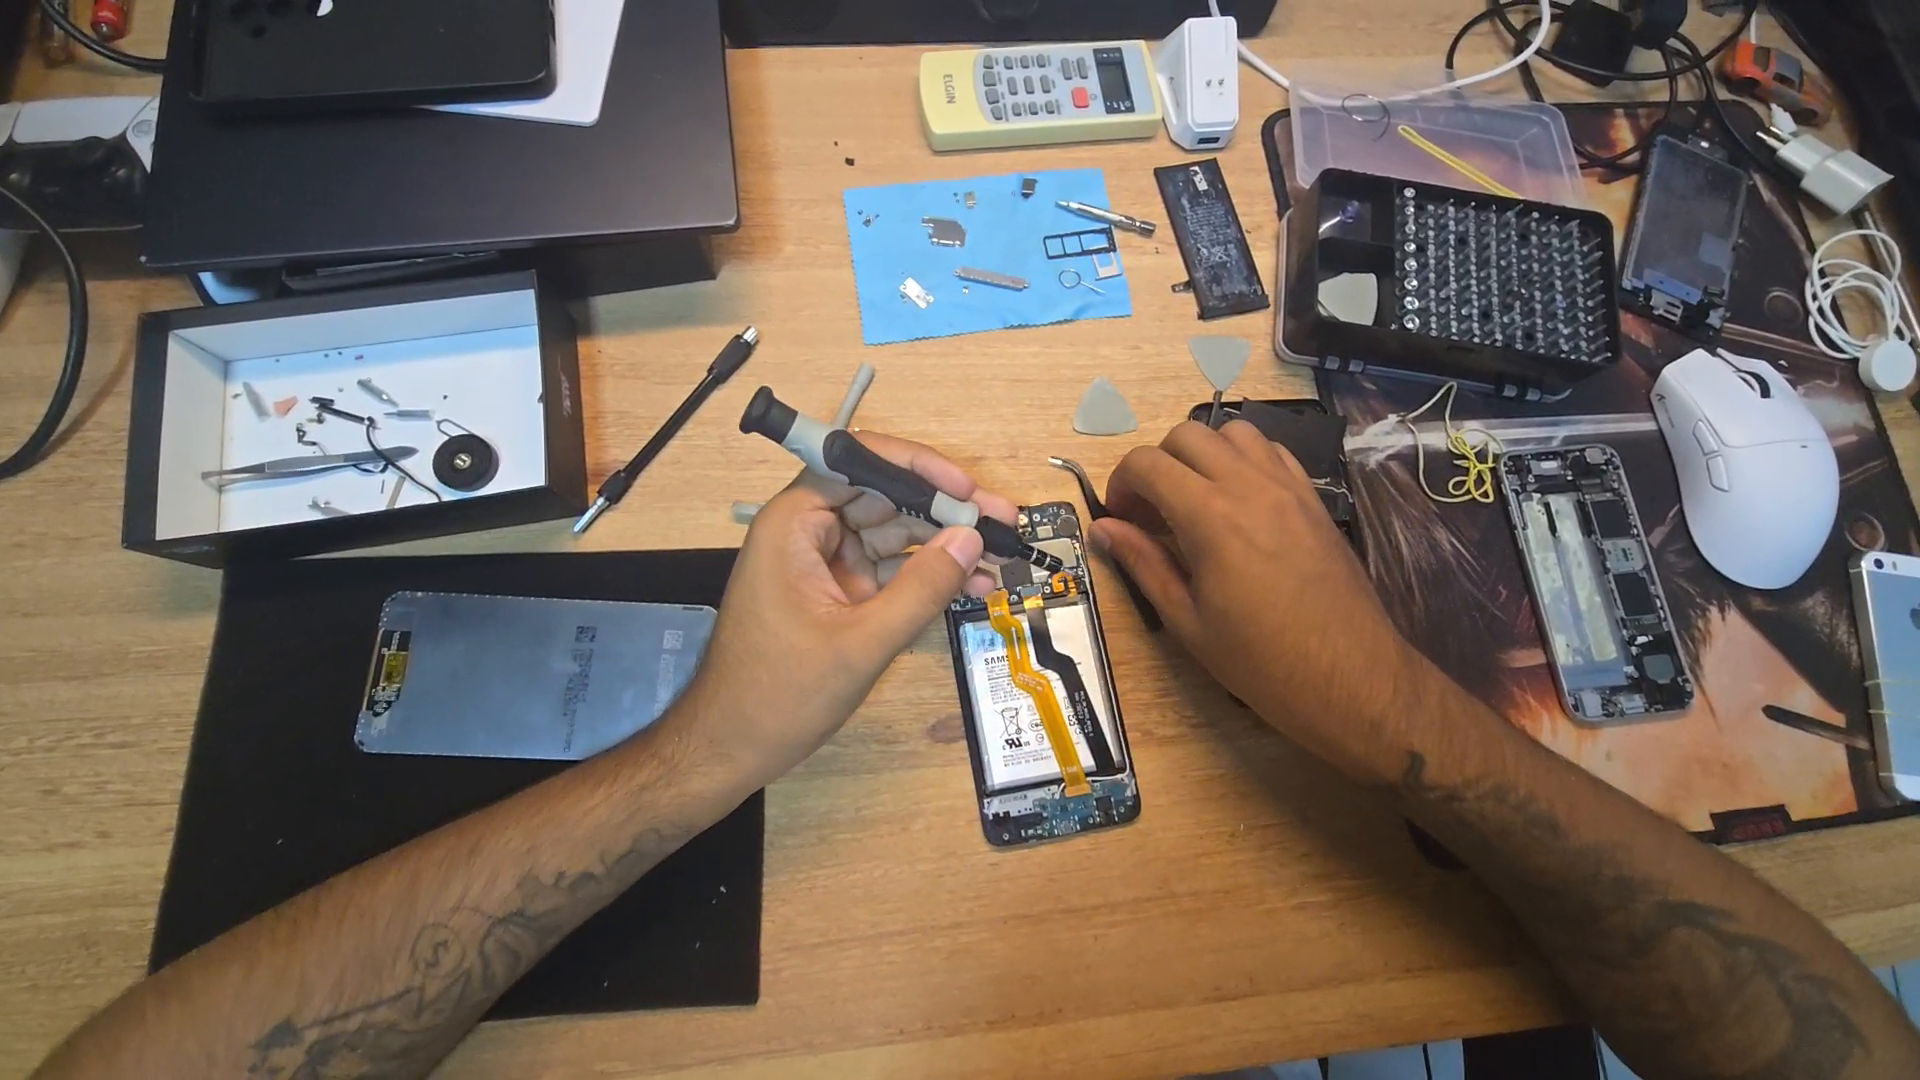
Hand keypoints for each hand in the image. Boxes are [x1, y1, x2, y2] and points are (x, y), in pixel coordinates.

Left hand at [676, 431, 1015, 789]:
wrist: (732, 747)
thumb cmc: (781, 694)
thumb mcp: (861, 642)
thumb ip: (921, 589)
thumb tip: (972, 539)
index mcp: (795, 523)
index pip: (858, 463)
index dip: (917, 467)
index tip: (966, 488)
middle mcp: (809, 531)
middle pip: (884, 496)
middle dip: (945, 508)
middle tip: (1004, 521)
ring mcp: (826, 561)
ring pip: (894, 531)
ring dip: (944, 543)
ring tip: (1001, 555)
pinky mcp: (840, 591)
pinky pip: (890, 568)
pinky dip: (928, 575)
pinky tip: (973, 584)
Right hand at [1089, 421, 1445, 781]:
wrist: (1351, 678)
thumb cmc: (1260, 661)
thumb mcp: (1186, 619)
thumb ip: (1143, 563)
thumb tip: (1101, 528)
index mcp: (1210, 517)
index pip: (1148, 464)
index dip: (1120, 483)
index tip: (1119, 518)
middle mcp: (1249, 486)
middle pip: (1187, 435)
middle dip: (1156, 464)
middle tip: (1150, 510)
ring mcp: (1287, 487)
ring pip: (1233, 432)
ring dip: (1202, 454)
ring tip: (1193, 498)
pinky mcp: (1313, 498)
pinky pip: (1272, 451)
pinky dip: (1243, 459)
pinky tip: (1237, 501)